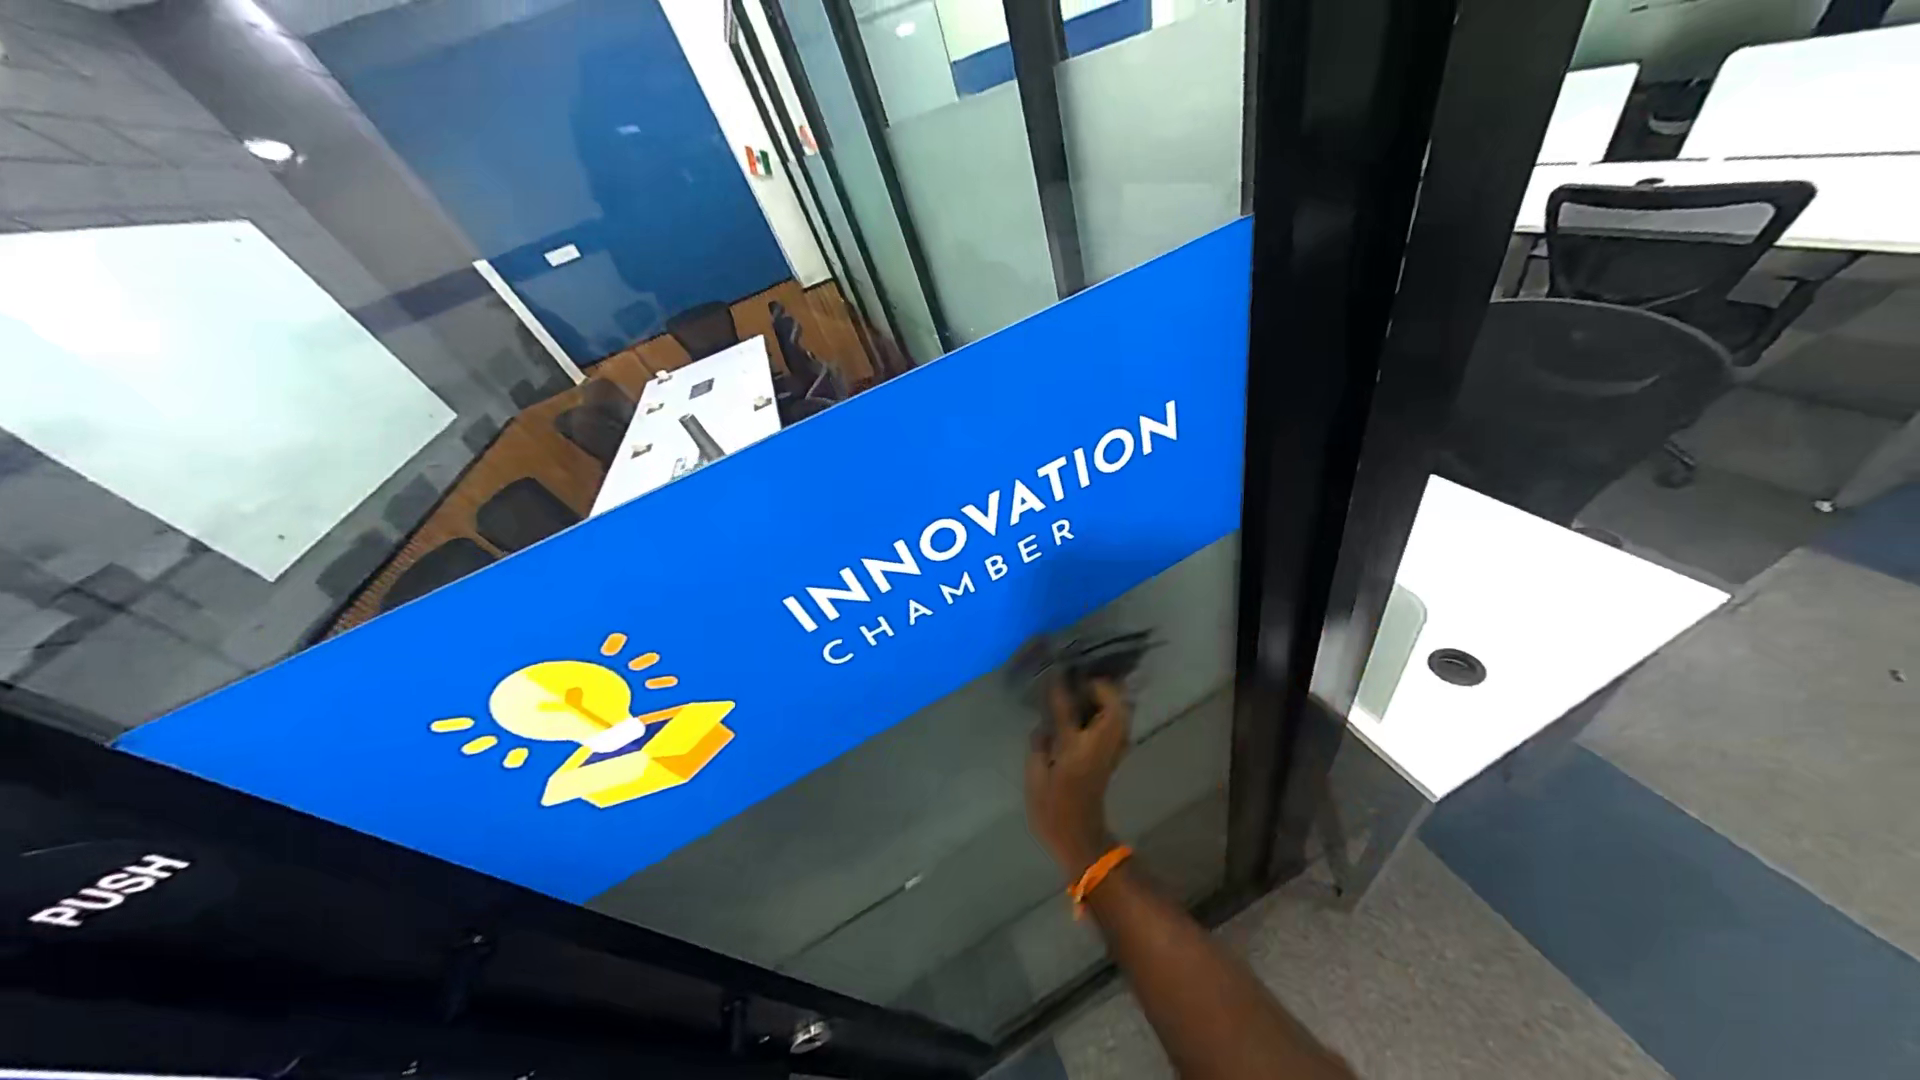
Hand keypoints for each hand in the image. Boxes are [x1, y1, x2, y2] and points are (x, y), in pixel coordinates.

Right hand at [1025, 676, 1130, 879]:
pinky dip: (1109, 710)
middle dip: (1101, 686)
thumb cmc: (1052, 810)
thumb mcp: (1036, 776)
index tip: (1055, 671)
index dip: (1061, 688)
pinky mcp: (1114, 756)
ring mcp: (1112, 750)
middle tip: (1080, 677)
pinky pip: (1118, 723)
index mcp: (1077, 749)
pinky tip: (1090, 710)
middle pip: (1114, 705)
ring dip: (1108, 697)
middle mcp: (1100, 745)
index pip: (1069, 708)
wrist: (1079, 838)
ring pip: (1121, 712)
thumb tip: (1045, 723)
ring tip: (1086, 688)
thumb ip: (1041, 744)